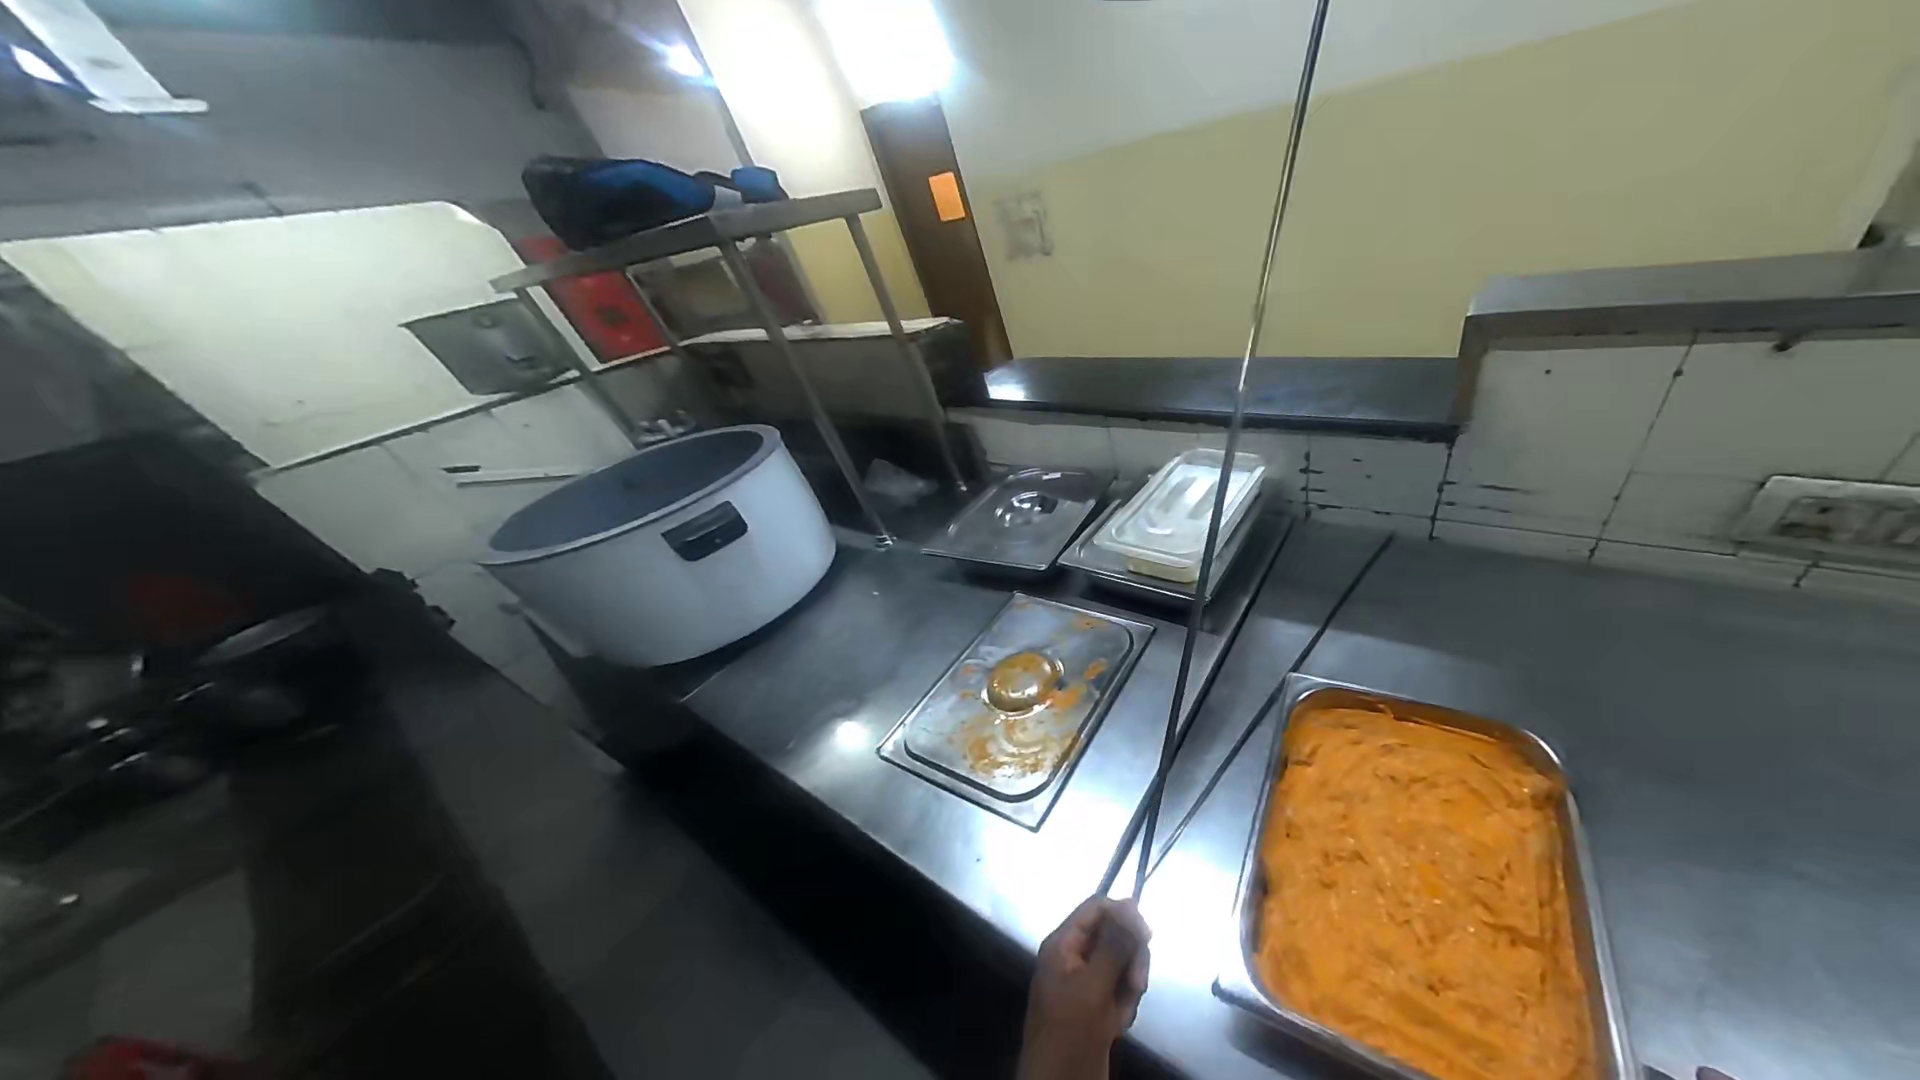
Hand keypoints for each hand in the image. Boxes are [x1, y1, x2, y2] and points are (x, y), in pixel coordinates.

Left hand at [1015, 896, 1151, 1079]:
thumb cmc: (1070, 1030)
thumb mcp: (1093, 984)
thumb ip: (1113, 943)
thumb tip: (1130, 904)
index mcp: (1063, 942)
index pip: (1096, 908)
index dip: (1123, 914)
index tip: (1147, 935)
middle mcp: (1073, 956)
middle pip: (1112, 934)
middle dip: (1129, 957)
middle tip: (1135, 983)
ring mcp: (1086, 981)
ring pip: (1120, 964)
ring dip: (1128, 986)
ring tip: (1120, 1012)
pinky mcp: (1096, 1005)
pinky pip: (1119, 990)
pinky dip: (1124, 1005)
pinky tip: (1117, 1025)